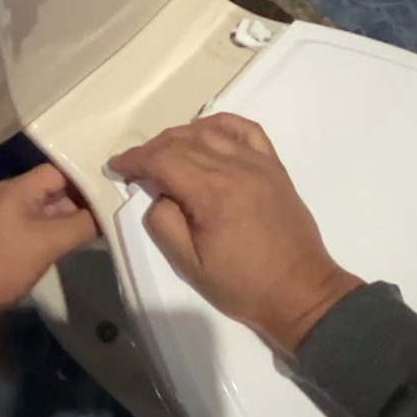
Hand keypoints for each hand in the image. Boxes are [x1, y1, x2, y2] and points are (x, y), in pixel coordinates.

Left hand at [0, 163, 98, 313]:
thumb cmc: (10, 263)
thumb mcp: (52, 242)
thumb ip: (84, 223)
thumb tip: (110, 212)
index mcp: (16, 188)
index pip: (57, 170)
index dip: (84, 178)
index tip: (110, 187)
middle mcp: (9, 193)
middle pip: (52, 187)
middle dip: (79, 197)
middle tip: (110, 205)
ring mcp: (6, 213)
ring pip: (46, 205)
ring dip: (69, 214)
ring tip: (99, 220)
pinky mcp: (6, 231)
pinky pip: (37, 220)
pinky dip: (56, 225)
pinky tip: (77, 234)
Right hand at [110, 113, 360, 354]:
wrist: (300, 292)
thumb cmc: (242, 285)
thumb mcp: (189, 265)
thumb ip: (163, 222)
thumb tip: (157, 194)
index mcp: (211, 193)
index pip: (162, 159)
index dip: (134, 159)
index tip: (116, 167)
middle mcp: (235, 168)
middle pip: (182, 141)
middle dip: (152, 149)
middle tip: (137, 166)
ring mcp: (258, 162)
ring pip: (209, 131)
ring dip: (180, 136)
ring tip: (165, 152)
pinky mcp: (273, 165)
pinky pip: (245, 129)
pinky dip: (220, 124)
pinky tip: (205, 132)